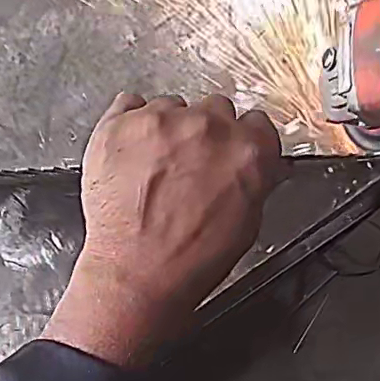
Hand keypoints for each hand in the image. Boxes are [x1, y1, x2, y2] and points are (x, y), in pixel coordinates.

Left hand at [41, 93, 288, 366]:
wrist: (136, 275)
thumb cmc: (189, 260)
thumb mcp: (246, 225)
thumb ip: (256, 181)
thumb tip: (260, 167)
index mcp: (247, 151)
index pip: (256, 123)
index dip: (243, 141)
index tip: (231, 152)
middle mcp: (207, 127)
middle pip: (215, 109)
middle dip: (206, 135)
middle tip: (190, 168)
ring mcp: (160, 122)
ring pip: (172, 106)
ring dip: (168, 130)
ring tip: (155, 170)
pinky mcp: (119, 125)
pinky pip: (130, 105)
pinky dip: (132, 124)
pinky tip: (132, 155)